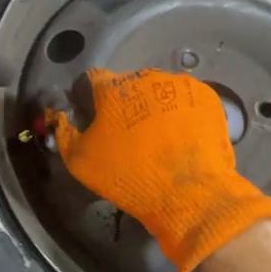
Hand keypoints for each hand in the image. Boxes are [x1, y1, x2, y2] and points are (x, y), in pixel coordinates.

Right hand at [47, 68, 270, 271]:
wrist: (190, 194)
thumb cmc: (129, 174)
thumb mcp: (80, 161)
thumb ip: (64, 132)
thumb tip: (62, 117)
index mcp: (113, 87)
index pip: (92, 79)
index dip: (89, 98)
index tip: (92, 118)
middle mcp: (147, 77)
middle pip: (127, 84)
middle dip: (123, 103)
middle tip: (126, 133)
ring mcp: (182, 86)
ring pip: (158, 91)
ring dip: (153, 107)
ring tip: (157, 138)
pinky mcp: (209, 99)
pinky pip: (186, 101)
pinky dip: (180, 114)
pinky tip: (179, 138)